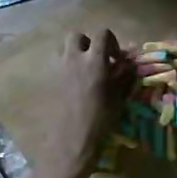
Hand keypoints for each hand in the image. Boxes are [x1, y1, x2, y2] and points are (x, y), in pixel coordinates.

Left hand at [28, 28, 126, 177]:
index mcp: (93, 60)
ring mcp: (57, 70)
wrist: (69, 143)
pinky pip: (56, 65)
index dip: (111, 42)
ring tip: (83, 71)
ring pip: (63, 49)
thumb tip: (129, 64)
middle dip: (88, 44)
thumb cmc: (99, 122)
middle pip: (77, 36)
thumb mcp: (118, 98)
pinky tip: (72, 86)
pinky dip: (65, 68)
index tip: (116, 58)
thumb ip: (123, 77)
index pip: (102, 34)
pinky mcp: (47, 82)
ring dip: (74, 53)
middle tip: (97, 60)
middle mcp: (73, 59)